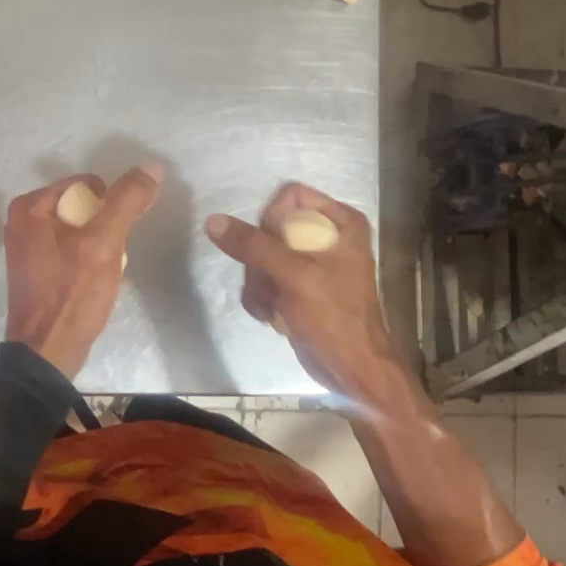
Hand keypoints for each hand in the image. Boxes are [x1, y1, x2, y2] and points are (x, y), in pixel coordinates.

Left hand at [4, 165, 161, 377]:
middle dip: (103, 226)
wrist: (48, 351)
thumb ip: (127, 201)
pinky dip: (85, 261)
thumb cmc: (73, 292)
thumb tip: (151, 166)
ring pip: (78, 231)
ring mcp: (26, 249)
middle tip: (110, 254)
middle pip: (81, 207)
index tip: (116, 234)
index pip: (85, 183)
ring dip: (98, 245)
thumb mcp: (105, 241)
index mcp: (29, 207)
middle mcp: (21, 222)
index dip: (109, 204)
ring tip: (104, 270)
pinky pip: (69, 252)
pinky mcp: (35, 273)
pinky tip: (93, 282)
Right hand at [205, 183, 414, 413]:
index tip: (270, 249)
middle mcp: (327, 237)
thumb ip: (253, 245)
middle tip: (270, 285)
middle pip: (270, 229)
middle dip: (261, 262)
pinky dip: (263, 298)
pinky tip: (272, 317)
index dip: (272, 221)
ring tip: (273, 306)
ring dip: (259, 285)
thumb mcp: (293, 274)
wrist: (351, 368)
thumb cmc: (333, 316)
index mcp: (341, 222)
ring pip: (262, 257)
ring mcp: (310, 264)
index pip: (289, 197)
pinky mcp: (297, 288)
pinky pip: (265, 280)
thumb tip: (214, 221)